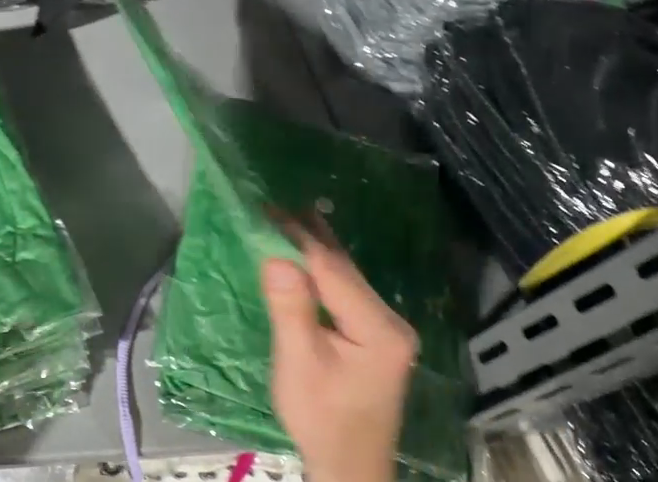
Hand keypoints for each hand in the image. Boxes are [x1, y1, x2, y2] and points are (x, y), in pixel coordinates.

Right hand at [260, 216, 417, 481]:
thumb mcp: (300, 364)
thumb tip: (276, 255)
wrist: (348, 466)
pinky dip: (320, 269)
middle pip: (342, 268)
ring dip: (312, 248)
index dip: (297, 236)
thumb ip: (291, 308)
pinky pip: (344, 290)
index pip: (331, 269)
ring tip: (283, 215)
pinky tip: (303, 252)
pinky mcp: (375, 335)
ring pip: (344, 276)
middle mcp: (390, 322)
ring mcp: (386, 328)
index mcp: (378, 329)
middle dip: (305, 235)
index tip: (266, 208)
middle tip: (271, 202)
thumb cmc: (321, 418)